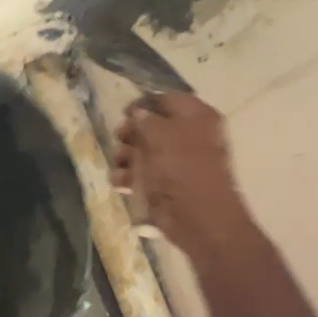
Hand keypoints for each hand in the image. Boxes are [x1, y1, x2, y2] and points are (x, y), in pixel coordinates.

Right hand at [112, 92, 254, 250]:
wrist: (198, 217)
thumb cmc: (181, 167)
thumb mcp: (160, 134)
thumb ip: (144, 119)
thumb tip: (137, 114)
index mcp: (198, 117)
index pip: (168, 99)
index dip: (145, 103)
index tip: (125, 111)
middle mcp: (191, 137)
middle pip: (153, 126)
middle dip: (132, 133)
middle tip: (120, 137)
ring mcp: (179, 163)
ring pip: (145, 152)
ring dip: (127, 156)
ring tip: (119, 165)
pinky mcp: (168, 186)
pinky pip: (144, 175)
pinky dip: (130, 178)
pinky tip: (121, 183)